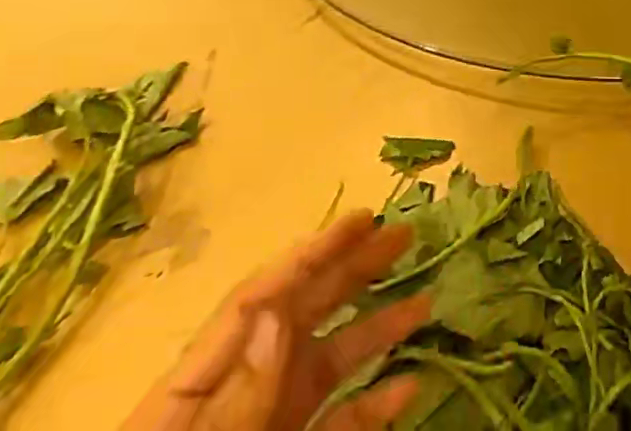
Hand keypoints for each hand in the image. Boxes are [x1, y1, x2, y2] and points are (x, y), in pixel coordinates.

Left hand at [122, 212, 431, 430]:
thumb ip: (240, 394)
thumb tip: (277, 310)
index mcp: (205, 380)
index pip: (263, 297)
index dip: (314, 251)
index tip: (363, 220)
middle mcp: (244, 389)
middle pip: (304, 314)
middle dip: (354, 271)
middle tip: (406, 237)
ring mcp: (270, 424)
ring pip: (331, 362)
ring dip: (377, 331)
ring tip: (424, 302)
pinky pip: (340, 422)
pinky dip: (375, 405)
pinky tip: (409, 388)